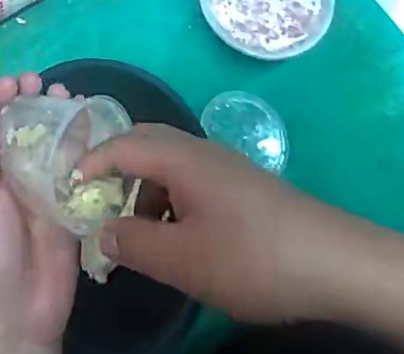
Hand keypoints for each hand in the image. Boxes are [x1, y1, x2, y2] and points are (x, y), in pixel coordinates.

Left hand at [0, 72, 80, 353]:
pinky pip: (75, 167)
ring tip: (68, 96)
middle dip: (32, 98)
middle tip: (45, 84)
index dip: (0, 95)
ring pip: (50, 139)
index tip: (17, 82)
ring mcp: (40, 186)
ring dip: (58, 114)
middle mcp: (10, 170)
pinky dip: (83, 143)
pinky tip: (91, 127)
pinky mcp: (68, 203)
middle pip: (22, 123)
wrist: (18, 320)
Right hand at [78, 124, 396, 323]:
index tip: (67, 183)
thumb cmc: (252, 255)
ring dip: (143, 188)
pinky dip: (168, 199)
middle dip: (115, 167)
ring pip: (167, 163)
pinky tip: (179, 238)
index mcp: (179, 156)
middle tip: (96, 198)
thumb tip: (102, 231)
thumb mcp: (184, 259)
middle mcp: (197, 148)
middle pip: (143, 142)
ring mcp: (221, 165)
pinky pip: (188, 179)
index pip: (120, 143)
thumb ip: (135, 243)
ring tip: (137, 231)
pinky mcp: (239, 185)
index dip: (89, 160)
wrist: (336, 261)